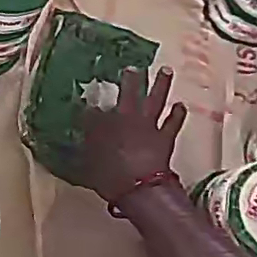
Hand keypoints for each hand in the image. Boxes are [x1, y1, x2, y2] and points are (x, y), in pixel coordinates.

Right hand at [79, 67, 186, 202]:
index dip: (92, 104)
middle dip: (130, 80)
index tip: (88, 97)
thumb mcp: (86, 165)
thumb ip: (82, 151)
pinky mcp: (165, 138)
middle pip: (129, 94)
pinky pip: (172, 123)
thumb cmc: (108, 178)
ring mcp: (149, 127)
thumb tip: (75, 145)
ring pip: (155, 101)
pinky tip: (181, 105)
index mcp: (105, 124)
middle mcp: (127, 119)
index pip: (96, 109)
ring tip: (166, 70)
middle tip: (132, 67)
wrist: (139, 189)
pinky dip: (177, 114)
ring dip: (160, 85)